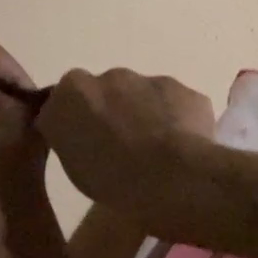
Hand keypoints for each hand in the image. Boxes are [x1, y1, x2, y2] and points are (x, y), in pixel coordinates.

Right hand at [37, 68, 216, 213]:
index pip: (70, 102)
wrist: (174, 173)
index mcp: (70, 96)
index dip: (86, 122)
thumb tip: (91, 137)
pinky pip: (178, 103)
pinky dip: (180, 119)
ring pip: (147, 95)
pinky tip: (188, 144)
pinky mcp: (185, 90)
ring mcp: (150, 80)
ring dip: (152, 114)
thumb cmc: (117, 179)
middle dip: (120, 113)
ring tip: (164, 149)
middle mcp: (108, 79)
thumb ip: (78, 141)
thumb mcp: (79, 168)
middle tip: (132, 146)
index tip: (98, 143)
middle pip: (111, 93)